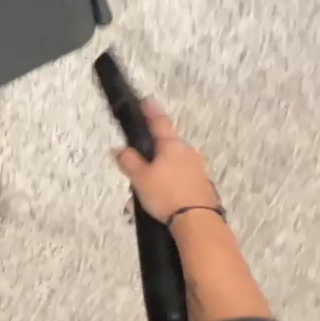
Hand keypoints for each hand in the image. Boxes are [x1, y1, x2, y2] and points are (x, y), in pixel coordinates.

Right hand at [113, 98, 221, 224]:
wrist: (197, 220)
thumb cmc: (165, 194)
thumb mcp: (139, 178)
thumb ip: (128, 161)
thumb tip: (118, 149)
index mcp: (171, 146)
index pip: (159, 123)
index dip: (151, 111)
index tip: (147, 100)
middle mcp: (187, 153)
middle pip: (163, 150)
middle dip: (147, 161)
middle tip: (133, 175)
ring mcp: (196, 169)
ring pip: (168, 169)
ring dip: (153, 179)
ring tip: (139, 200)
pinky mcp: (201, 185)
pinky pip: (177, 181)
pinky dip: (164, 188)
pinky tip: (155, 205)